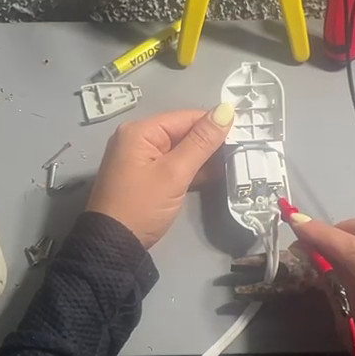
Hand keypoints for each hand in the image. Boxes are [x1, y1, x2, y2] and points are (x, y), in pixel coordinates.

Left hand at [85, 106, 233, 248]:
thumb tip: (226, 110)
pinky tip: (211, 175)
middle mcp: (137, 139)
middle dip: (208, 143)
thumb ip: (202, 142)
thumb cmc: (142, 205)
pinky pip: (172, 165)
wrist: (114, 246)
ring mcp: (140, 159)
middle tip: (237, 154)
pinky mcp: (145, 176)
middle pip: (182, 132)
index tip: (240, 137)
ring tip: (229, 165)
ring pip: (179, 150)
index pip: (185, 117)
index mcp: (140, 132)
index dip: (213, 125)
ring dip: (202, 158)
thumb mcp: (175, 173)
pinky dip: (190, 170)